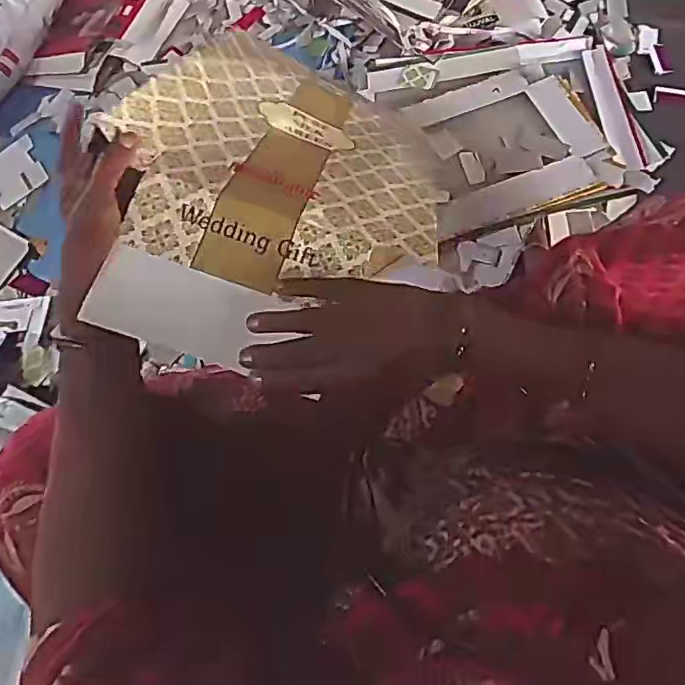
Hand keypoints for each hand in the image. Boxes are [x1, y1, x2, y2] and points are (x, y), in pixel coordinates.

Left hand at [57, 112, 150, 345]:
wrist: (99, 295)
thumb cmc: (88, 251)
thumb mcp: (95, 204)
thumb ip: (109, 170)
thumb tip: (129, 138)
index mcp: (72, 189)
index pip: (70, 150)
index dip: (73, 128)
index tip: (79, 105)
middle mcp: (86, 199)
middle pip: (94, 163)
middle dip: (108, 143)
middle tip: (127, 122)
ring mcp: (105, 214)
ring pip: (116, 180)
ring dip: (132, 164)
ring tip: (149, 146)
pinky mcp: (124, 227)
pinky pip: (136, 198)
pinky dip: (147, 187)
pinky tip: (162, 184)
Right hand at [240, 278, 472, 392]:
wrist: (442, 329)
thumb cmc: (419, 367)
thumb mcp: (384, 393)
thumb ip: (352, 397)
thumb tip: (322, 399)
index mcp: (344, 375)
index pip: (302, 378)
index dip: (276, 380)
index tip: (253, 380)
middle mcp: (337, 346)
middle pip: (295, 351)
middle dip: (268, 354)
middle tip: (242, 354)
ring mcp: (344, 315)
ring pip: (301, 320)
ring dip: (275, 322)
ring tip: (251, 322)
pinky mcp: (354, 290)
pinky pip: (320, 287)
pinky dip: (299, 285)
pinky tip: (280, 286)